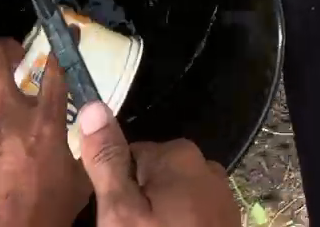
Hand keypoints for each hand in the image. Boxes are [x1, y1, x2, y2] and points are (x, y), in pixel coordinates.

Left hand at [0, 38, 90, 226]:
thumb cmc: (44, 217)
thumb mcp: (78, 182)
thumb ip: (84, 148)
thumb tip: (93, 132)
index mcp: (45, 122)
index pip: (56, 66)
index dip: (63, 42)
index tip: (67, 31)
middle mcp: (8, 116)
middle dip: (5, 47)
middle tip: (17, 55)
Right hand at [77, 101, 239, 226]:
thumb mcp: (121, 212)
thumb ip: (107, 161)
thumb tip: (94, 104)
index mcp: (178, 154)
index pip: (128, 156)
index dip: (110, 188)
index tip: (103, 217)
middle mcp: (204, 166)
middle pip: (150, 178)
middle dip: (134, 204)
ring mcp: (219, 196)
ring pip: (170, 200)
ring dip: (155, 219)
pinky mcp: (225, 223)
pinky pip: (189, 217)